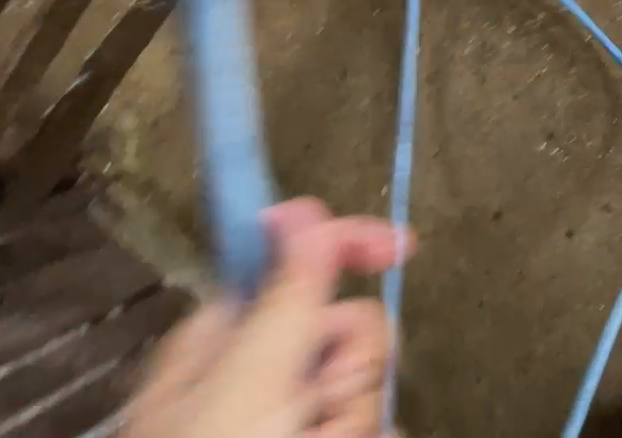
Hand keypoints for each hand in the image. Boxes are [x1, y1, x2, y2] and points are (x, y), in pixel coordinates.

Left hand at [125, 199, 411, 437]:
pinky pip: (373, 419)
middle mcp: (259, 377)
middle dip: (353, 363)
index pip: (292, 264)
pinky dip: (364, 433)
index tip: (400, 246)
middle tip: (323, 405)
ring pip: (365, 377)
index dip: (346, 244)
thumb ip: (286, 293)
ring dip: (357, 413)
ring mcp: (294, 418)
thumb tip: (296, 206)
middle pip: (344, 324)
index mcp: (221, 347)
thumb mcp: (250, 381)